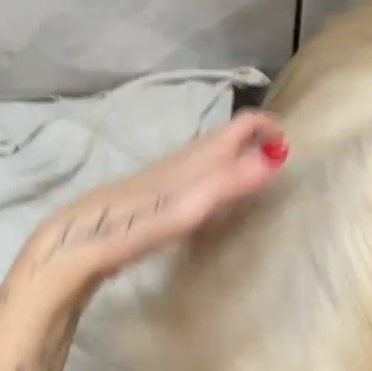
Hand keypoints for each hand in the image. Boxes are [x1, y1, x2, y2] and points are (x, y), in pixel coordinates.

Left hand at [10, 111, 287, 304]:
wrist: (80, 243)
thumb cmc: (139, 223)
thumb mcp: (192, 203)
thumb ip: (232, 180)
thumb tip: (277, 156)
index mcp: (196, 157)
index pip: (240, 127)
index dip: (266, 126)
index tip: (292, 143)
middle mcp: (181, 161)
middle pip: (224, 140)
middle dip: (253, 141)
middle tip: (280, 159)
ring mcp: (164, 180)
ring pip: (207, 159)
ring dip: (234, 160)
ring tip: (254, 176)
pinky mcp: (151, 200)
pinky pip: (192, 179)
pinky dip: (213, 180)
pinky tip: (208, 202)